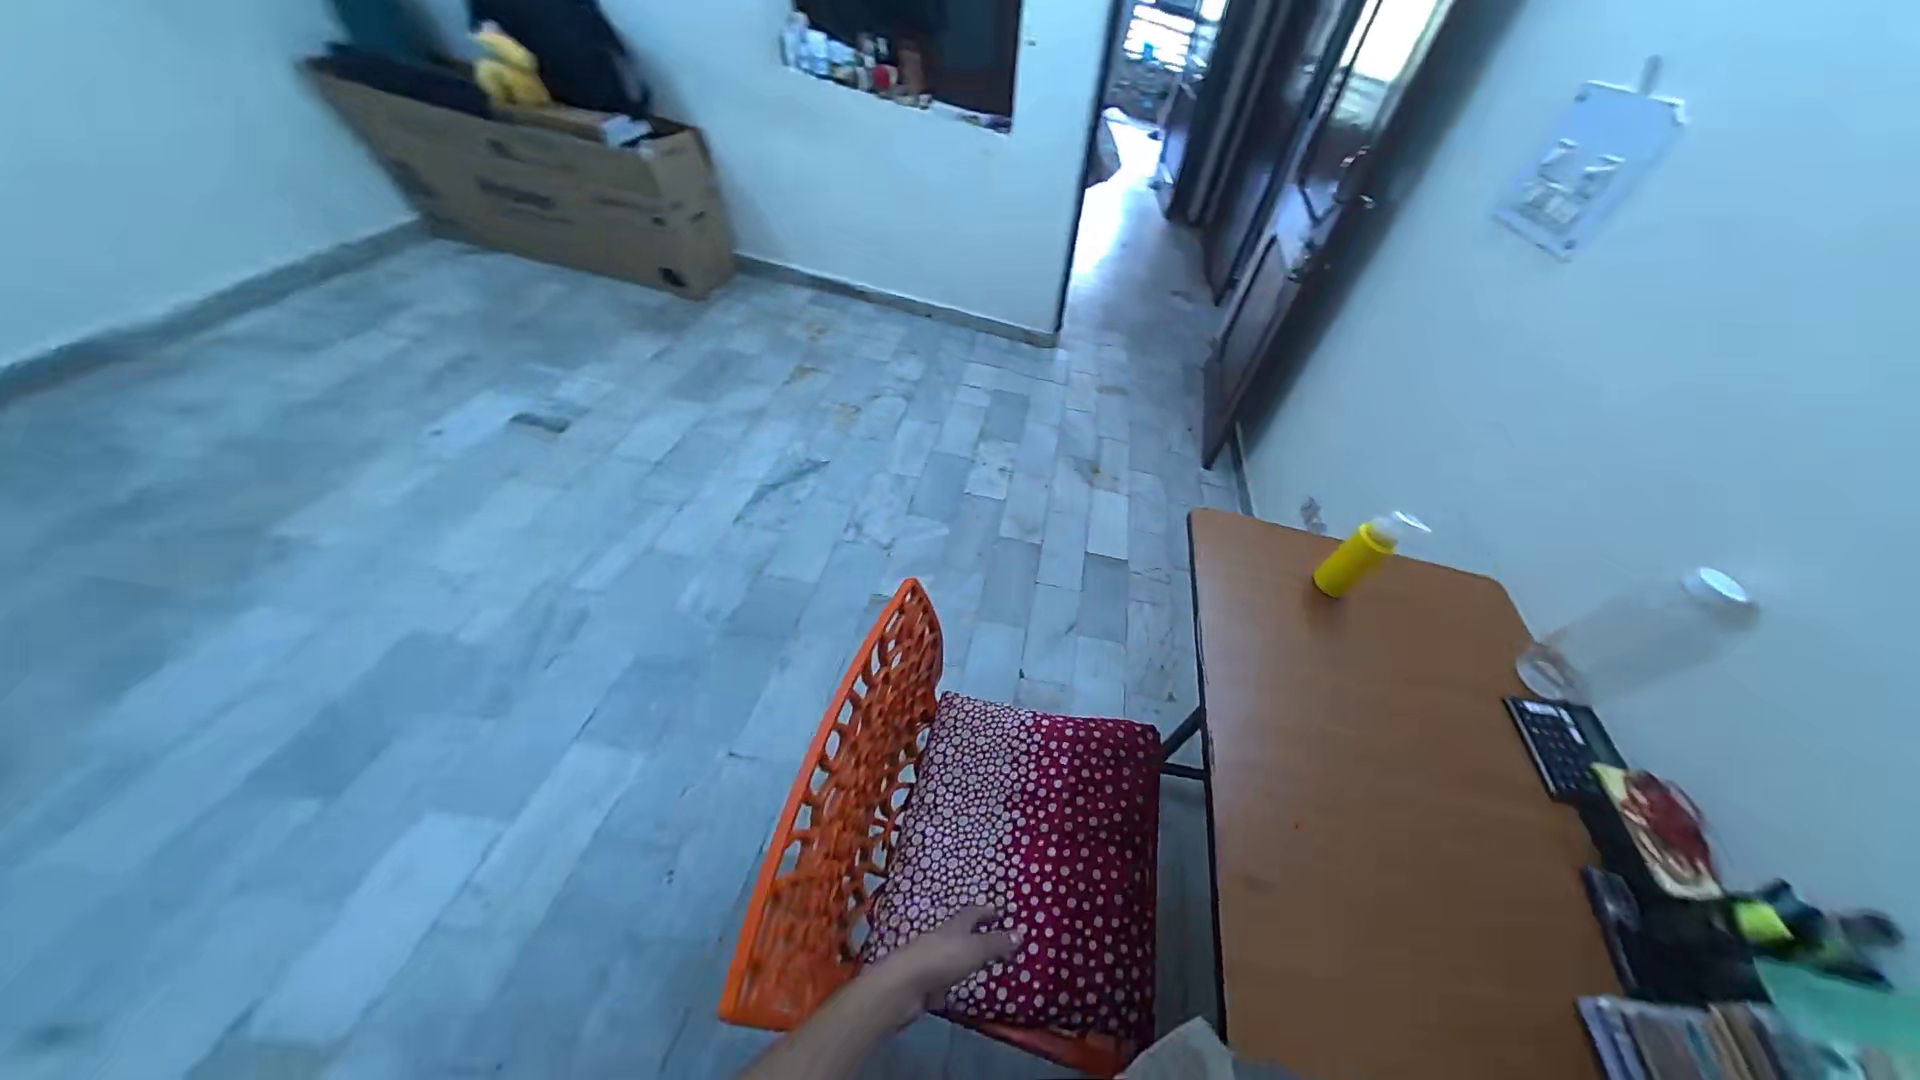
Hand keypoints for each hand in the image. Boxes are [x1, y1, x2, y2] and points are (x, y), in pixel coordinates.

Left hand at [866, 907, 1021, 1023]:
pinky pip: (947, 973)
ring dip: (968, 954)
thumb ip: (996, 943)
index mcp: (955, 925)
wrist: (903, 986)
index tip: (1001, 912)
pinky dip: (957, 974)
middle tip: (997, 937)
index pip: (974, 912)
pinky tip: (963, 983)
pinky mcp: (926, 980)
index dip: (987, 911)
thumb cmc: (941, 960)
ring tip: (984, 961)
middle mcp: (943, 937)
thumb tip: (1020, 933)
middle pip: (963, 930)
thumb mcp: (974, 950)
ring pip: (955, 952)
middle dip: (979, 932)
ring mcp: (932, 958)